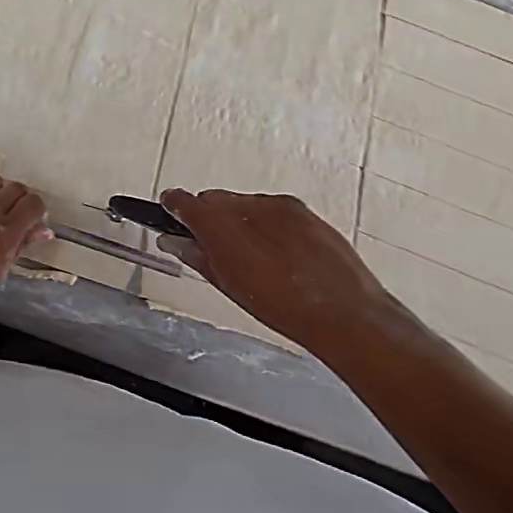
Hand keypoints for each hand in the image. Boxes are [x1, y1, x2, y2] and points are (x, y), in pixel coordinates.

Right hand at [158, 189, 399, 351]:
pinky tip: (276, 254)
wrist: (344, 313)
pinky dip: (266, 224)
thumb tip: (177, 242)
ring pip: (245, 203)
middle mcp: (251, 206)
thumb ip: (197, 256)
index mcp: (224, 226)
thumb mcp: (229, 286)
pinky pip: (273, 209)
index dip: (174, 205)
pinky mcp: (304, 211)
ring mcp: (280, 206)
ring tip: (251, 258)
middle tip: (210, 245)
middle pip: (216, 200)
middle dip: (209, 217)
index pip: (187, 202)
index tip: (169, 206)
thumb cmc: (287, 308)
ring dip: (240, 220)